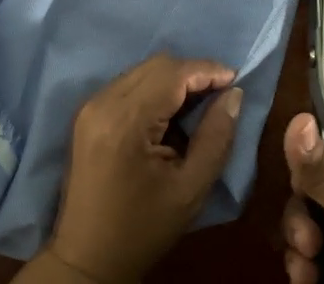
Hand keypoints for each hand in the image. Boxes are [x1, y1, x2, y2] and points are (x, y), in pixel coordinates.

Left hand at [38, 55, 243, 283]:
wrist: (87, 258)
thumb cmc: (143, 229)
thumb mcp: (190, 189)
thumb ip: (216, 137)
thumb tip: (233, 95)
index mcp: (125, 121)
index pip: (172, 73)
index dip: (207, 70)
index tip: (236, 80)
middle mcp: (103, 102)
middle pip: (156, 65)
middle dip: (192, 73)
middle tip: (221, 94)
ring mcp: (91, 106)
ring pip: (142, 71)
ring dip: (173, 80)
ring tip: (199, 104)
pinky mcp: (87, 114)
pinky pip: (127, 84)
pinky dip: (154, 89)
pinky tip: (170, 114)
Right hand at [281, 114, 323, 283]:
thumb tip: (298, 116)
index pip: (322, 161)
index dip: (304, 181)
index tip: (302, 207)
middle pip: (313, 203)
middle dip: (300, 225)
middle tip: (307, 251)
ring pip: (314, 239)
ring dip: (301, 257)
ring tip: (305, 277)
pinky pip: (323, 268)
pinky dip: (310, 276)